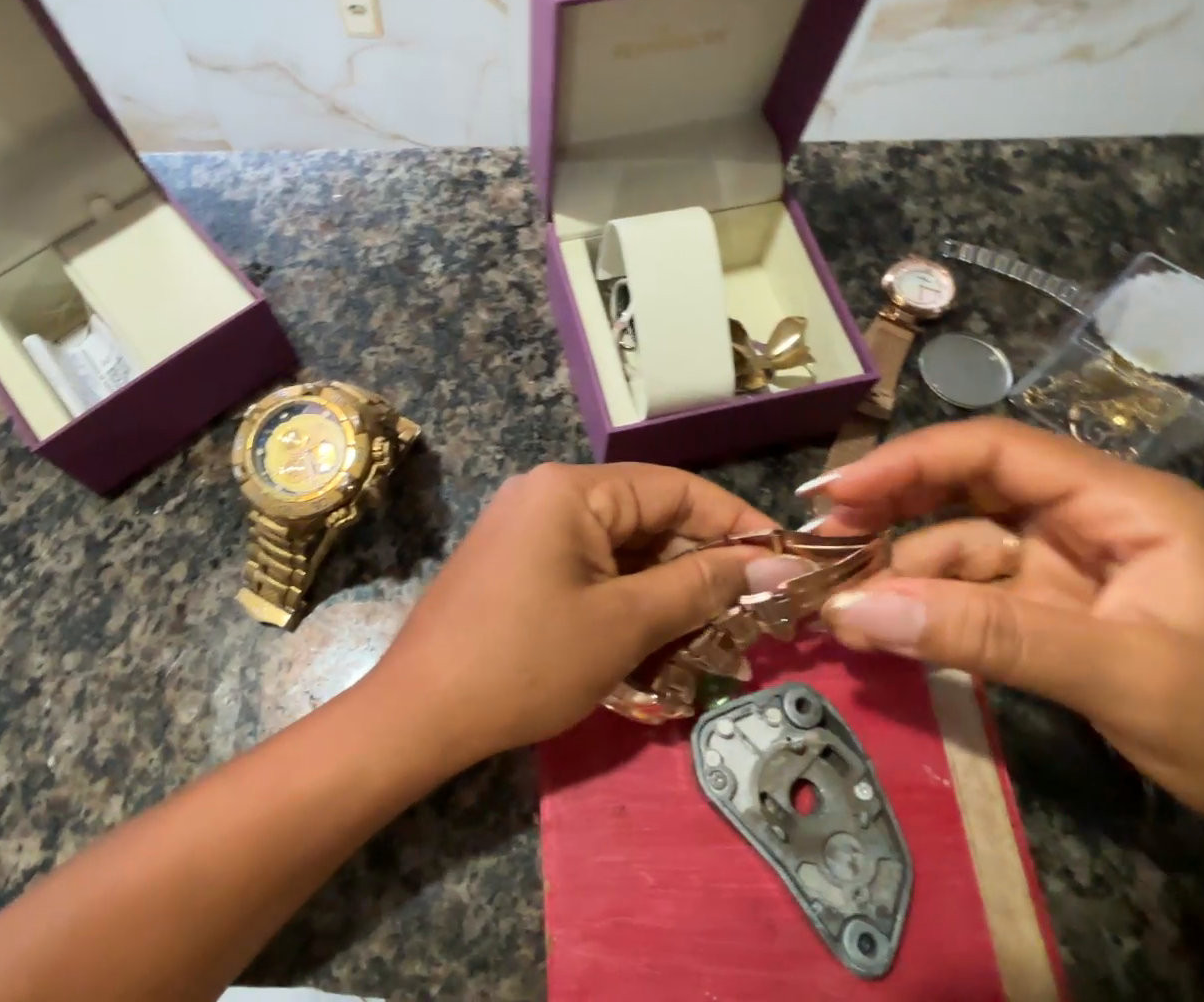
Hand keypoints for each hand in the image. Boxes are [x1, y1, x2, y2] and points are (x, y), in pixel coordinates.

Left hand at [361, 462, 804, 764]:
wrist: (419, 715)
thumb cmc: (527, 663)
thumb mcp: (625, 623)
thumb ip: (701, 585)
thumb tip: (774, 563)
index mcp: (571, 490)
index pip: (676, 489)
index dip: (736, 525)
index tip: (784, 565)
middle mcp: (546, 495)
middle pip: (649, 519)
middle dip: (701, 568)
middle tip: (752, 617)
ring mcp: (527, 531)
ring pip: (621, 551)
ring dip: (668, 592)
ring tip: (714, 639)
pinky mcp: (517, 567)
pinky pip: (589, 571)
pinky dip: (626, 602)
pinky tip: (658, 641)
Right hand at [803, 418, 1203, 849]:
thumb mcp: (1120, 672)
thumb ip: (984, 634)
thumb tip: (854, 607)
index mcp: (1122, 502)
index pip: (993, 452)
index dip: (905, 463)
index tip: (832, 497)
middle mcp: (1087, 523)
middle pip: (966, 494)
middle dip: (890, 513)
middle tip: (816, 548)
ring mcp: (1069, 574)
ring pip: (961, 553)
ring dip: (899, 576)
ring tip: (836, 610)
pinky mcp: (1056, 621)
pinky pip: (973, 603)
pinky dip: (926, 616)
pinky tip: (881, 633)